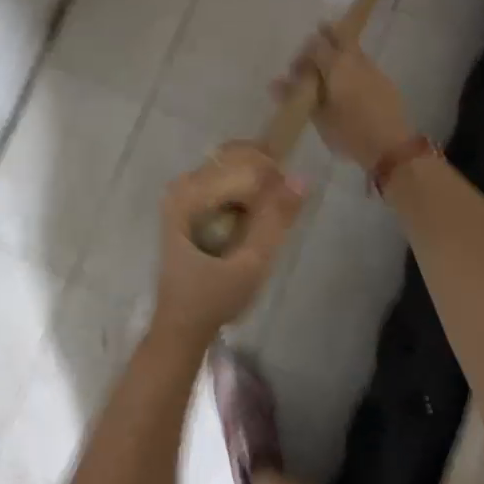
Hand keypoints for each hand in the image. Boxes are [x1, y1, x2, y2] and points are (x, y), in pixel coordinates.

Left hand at [153, 144, 306, 346]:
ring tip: (274, 212)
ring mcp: (182, 195)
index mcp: (189, 196)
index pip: (240, 160)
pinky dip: (246, 192)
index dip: (272, 173)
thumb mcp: (252, 262)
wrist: (181, 326)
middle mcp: (181, 186)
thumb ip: (276, 220)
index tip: (290, 196)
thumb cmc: (213, 298)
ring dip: (258, 182)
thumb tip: (302, 178)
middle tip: (285, 203)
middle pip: (233, 157)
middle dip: (266, 173)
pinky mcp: (187, 207)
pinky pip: (223, 182)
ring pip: (230, 167)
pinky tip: (257, 215)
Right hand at [273, 26, 415, 168]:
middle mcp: (355, 59)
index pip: (316, 44)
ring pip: (353, 50)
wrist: (392, 146)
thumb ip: (296, 96)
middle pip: (340, 35)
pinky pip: (363, 65)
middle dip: (325, 36)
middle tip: (312, 53)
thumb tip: (274, 83)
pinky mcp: (384, 80)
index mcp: (336, 64)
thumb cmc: (349, 132)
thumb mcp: (318, 116)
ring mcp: (372, 68)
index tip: (296, 69)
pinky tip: (346, 88)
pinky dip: (351, 67)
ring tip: (327, 75)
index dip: (303, 54)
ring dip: (339, 53)